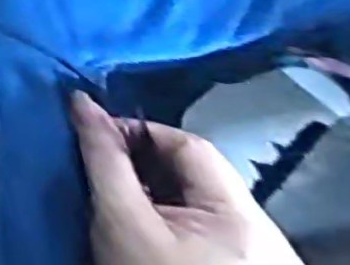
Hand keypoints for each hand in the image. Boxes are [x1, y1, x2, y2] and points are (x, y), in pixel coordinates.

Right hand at [72, 92, 302, 264]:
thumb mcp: (119, 215)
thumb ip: (102, 155)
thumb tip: (81, 101)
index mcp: (244, 216)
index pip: (188, 143)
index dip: (138, 132)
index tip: (97, 143)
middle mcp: (268, 234)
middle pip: (197, 172)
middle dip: (144, 163)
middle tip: (104, 172)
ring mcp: (266, 258)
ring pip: (201, 198)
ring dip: (155, 188)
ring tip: (122, 201)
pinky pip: (211, 225)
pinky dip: (172, 215)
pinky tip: (148, 230)